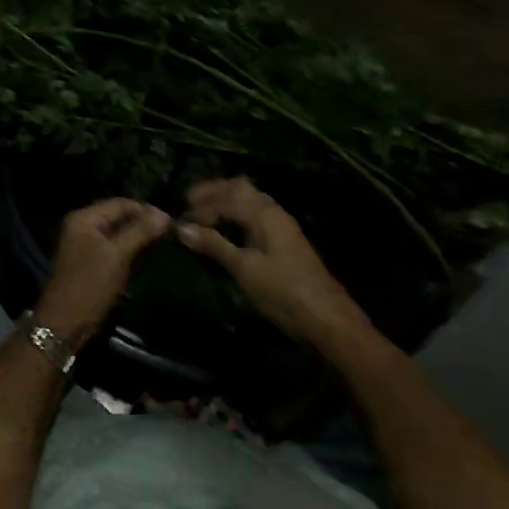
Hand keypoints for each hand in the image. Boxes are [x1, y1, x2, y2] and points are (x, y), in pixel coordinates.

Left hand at [34, 199, 170, 345]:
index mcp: (84, 218)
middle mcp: (83, 226)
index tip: (172, 221)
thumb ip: (140, 231)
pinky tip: (149, 256)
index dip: (146, 210)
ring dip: (140, 237)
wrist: (66, 322)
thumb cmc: (90, 284)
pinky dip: (131, 250)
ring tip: (166, 243)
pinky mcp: (92, 262)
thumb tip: (164, 214)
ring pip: (119, 234)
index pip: (120, 203)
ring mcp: (86, 245)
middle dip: (143, 223)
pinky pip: (115, 248)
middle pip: (119, 217)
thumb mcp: (117, 255)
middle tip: (172, 233)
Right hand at [176, 178, 369, 346]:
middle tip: (188, 203)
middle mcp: (274, 213)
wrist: (328, 320)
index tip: (180, 223)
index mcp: (265, 215)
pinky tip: (224, 228)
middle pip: (240, 188)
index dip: (201, 208)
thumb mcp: (245, 269)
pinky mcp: (283, 241)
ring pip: (249, 200)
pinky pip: (254, 214)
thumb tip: (181, 228)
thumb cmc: (284, 292)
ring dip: (224, 201)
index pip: (226, 198)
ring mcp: (281, 226)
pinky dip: (235, 214)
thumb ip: (214, 245)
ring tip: (201, 214)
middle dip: (212, 192)